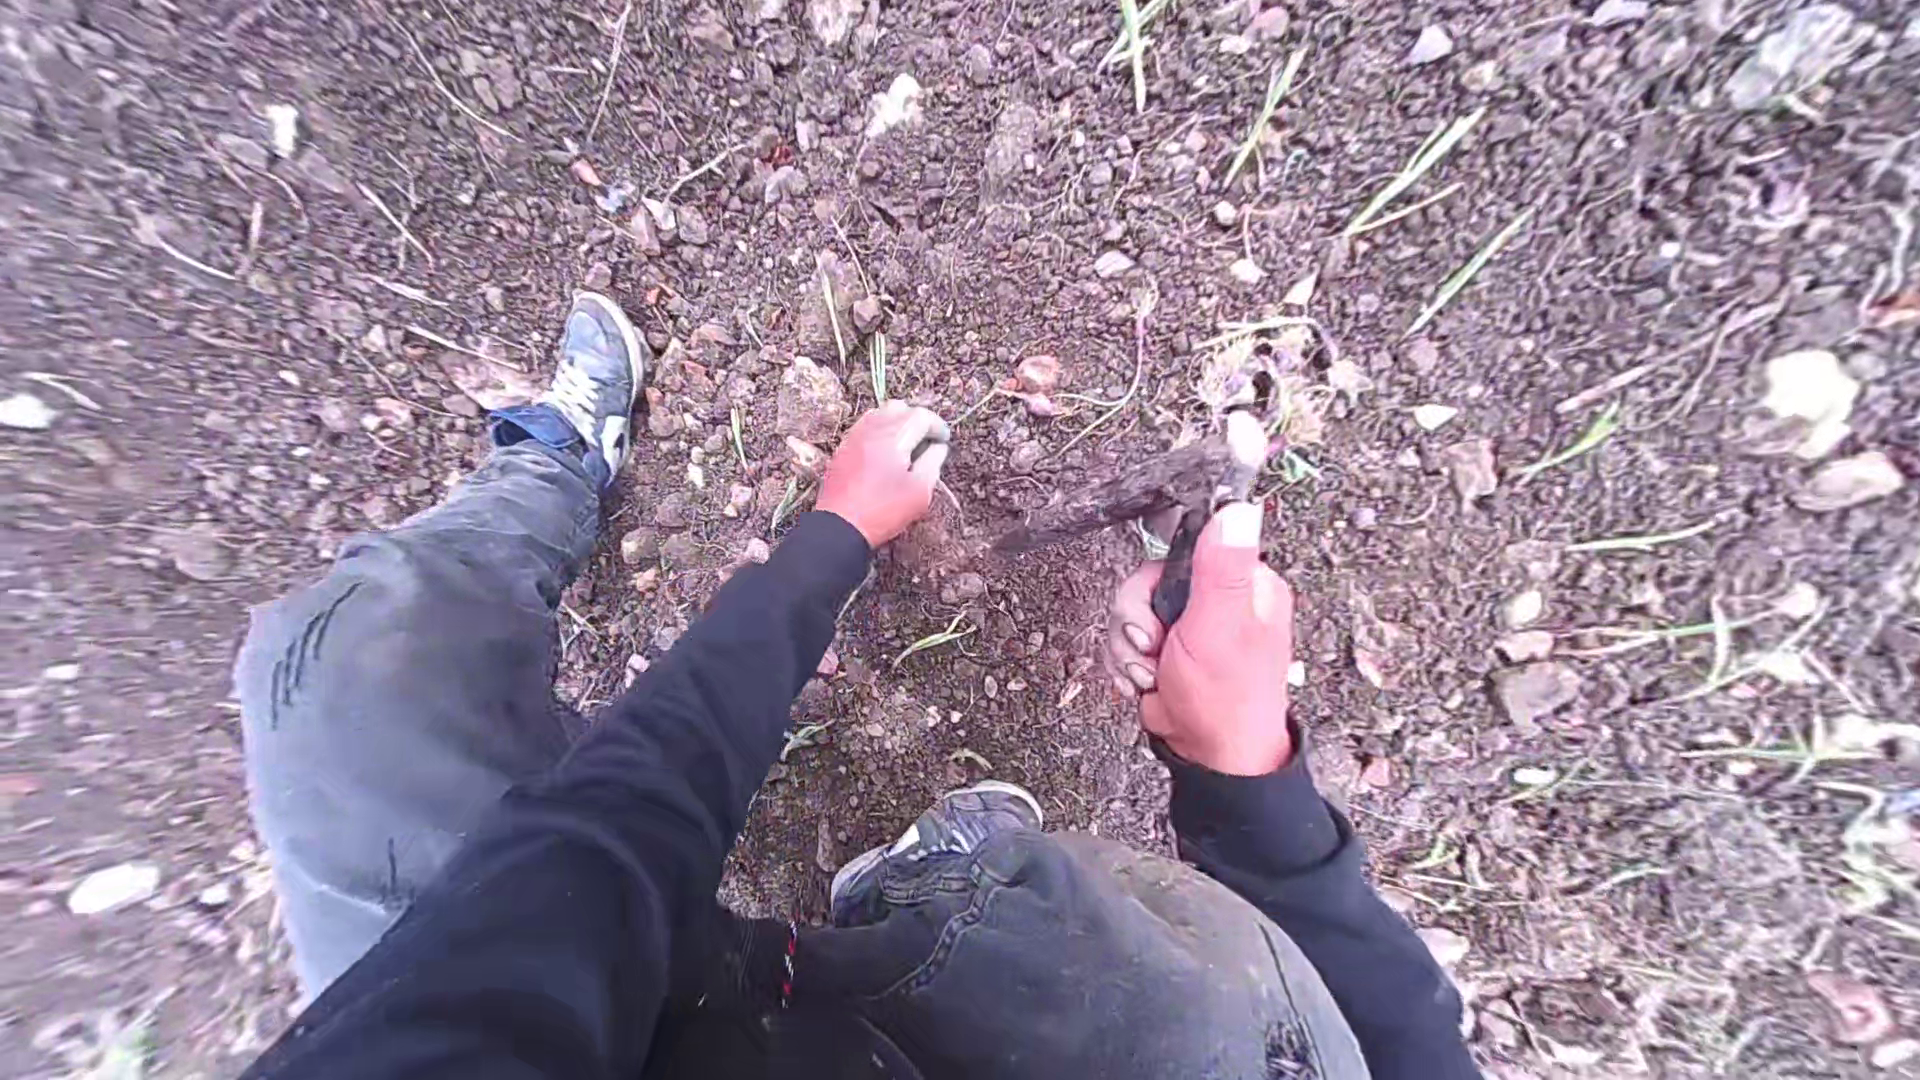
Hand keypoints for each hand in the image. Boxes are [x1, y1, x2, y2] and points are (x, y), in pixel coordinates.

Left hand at [816, 402, 950, 547]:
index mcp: (894, 437)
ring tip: (907, 444)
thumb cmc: (884, 510)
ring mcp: (854, 437)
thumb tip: (938, 447)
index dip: (938, 426)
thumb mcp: (919, 491)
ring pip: (880, 413)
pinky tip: (885, 451)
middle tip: (927, 440)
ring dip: (898, 423)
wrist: (840, 526)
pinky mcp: (843, 448)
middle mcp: (872, 429)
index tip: (944, 441)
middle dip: (918, 420)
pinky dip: (880, 430)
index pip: (921, 416)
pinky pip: (865, 426)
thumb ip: (933, 463)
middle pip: (900, 407)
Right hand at [1105, 502, 1294, 775]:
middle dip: (1136, 617)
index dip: (1160, 575)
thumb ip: (1222, 569)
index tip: (1161, 605)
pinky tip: (1143, 679)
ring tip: (1149, 669)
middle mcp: (1212, 597)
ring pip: (1127, 607)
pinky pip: (1122, 634)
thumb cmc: (1225, 697)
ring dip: (1127, 644)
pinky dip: (1124, 659)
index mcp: (1241, 583)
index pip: (1184, 546)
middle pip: (1145, 578)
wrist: (1206, 752)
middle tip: (1152, 643)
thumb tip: (1238, 510)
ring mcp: (1183, 621)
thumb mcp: (1221, 627)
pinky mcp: (1161, 642)